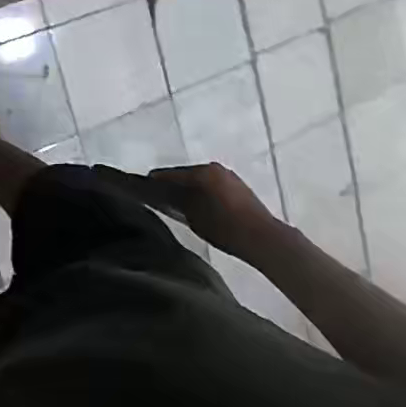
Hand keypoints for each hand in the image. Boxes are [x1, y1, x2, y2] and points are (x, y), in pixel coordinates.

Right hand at [148, 163, 282, 256]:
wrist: (263, 238)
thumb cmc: (226, 228)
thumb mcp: (195, 218)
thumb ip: (179, 203)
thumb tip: (168, 195)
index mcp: (203, 172)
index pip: (171, 174)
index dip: (156, 181)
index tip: (142, 187)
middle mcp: (215, 168)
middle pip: (186, 174)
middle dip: (172, 184)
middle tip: (156, 195)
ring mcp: (228, 176)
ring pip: (200, 179)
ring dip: (188, 188)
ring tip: (175, 201)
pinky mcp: (237, 186)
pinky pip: (212, 184)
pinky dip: (201, 191)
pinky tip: (196, 204)